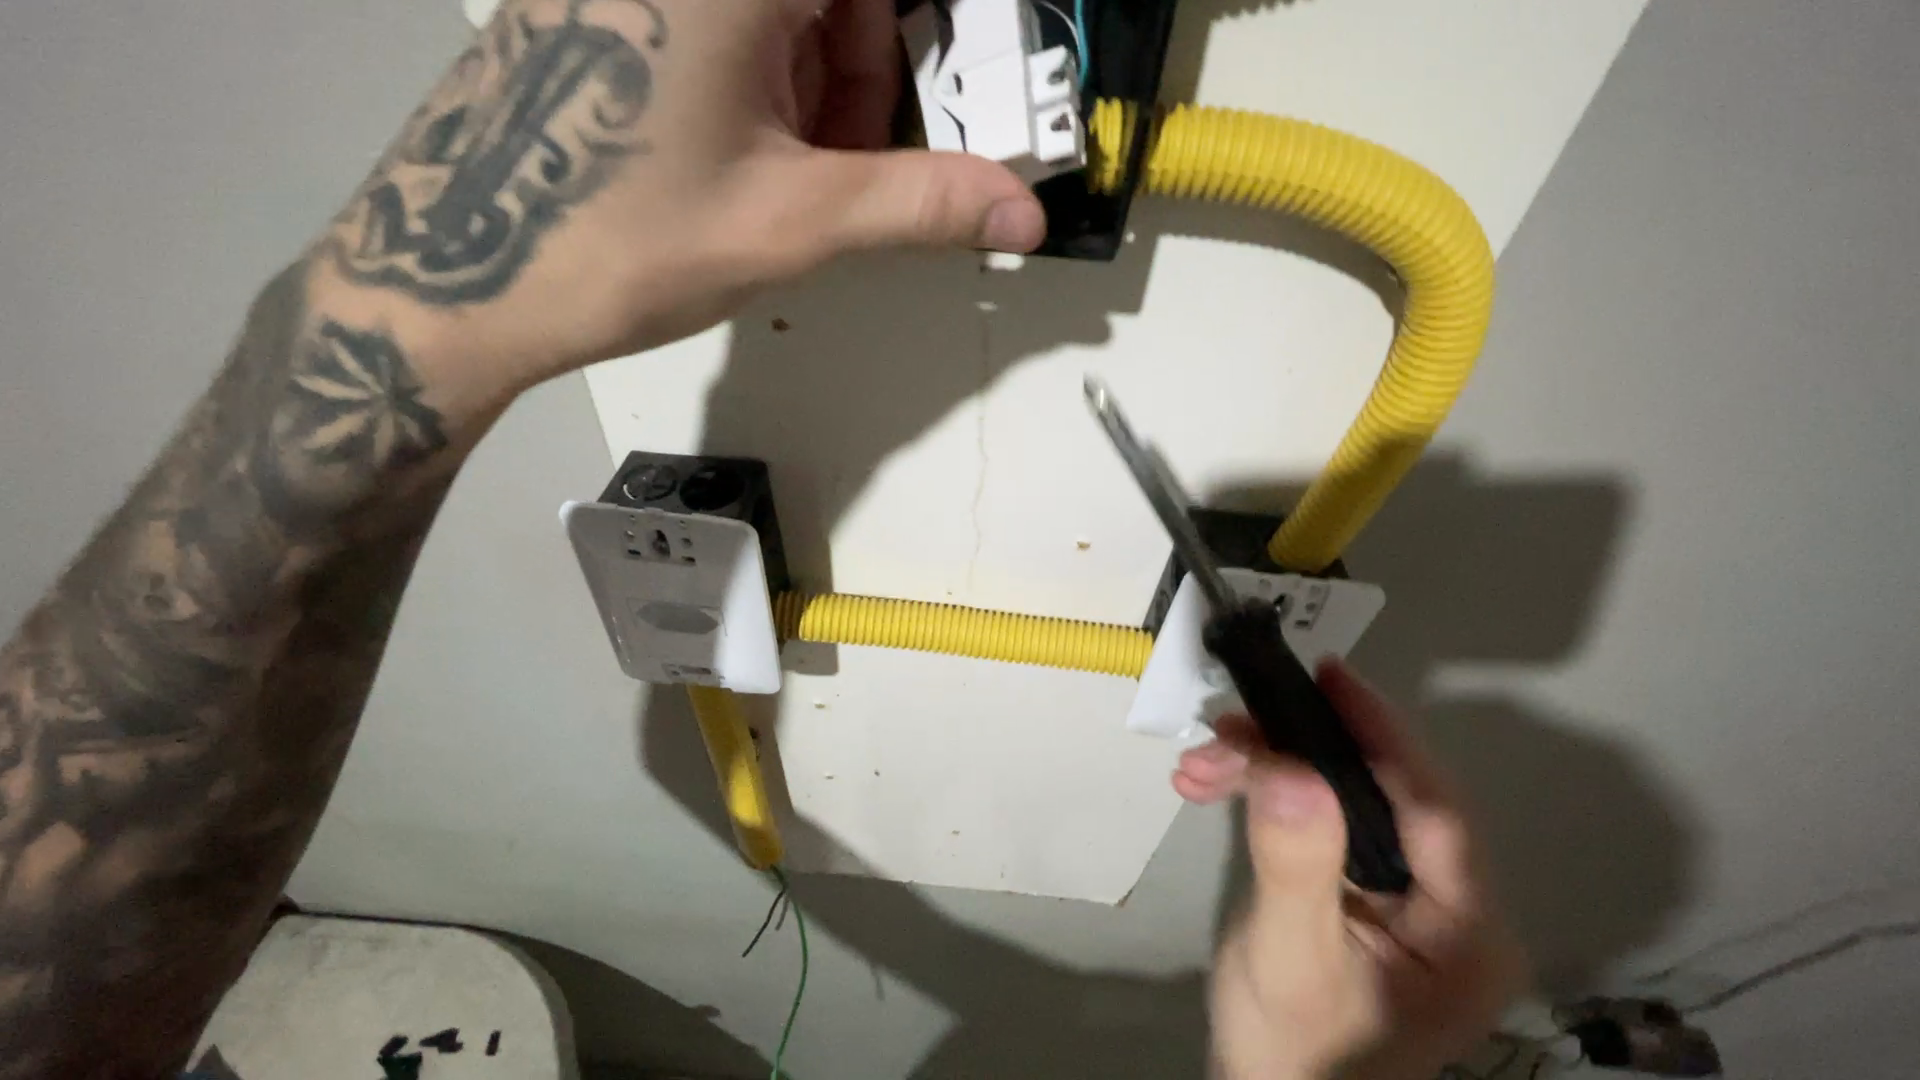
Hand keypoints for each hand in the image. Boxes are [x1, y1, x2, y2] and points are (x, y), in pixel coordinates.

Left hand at [325, 0, 1045, 393]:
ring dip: (820, 81)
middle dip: (869, 65)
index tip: (954, 85)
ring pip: (783, 7)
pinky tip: (749, 151)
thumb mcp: (794, 224)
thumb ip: (923, 203)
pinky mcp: (606, 6)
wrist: (457, 277)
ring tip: (796, 176)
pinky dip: (766, 75)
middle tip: (861, 161)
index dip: (924, 35)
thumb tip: (1028, 216)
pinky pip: (725, 19)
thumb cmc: (626, 243)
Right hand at [1175, 661, 1526, 1079]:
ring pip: (1342, 796)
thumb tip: (1289, 766)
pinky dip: (1262, 795)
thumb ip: (1295, 866)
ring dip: (1267, 769)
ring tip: (1199, 764)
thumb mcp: (1289, 958)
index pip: (1433, 808)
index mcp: (1465, 929)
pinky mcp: (1359, 887)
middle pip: (1382, 792)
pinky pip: (1317, 817)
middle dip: (1298, 752)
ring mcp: (1403, 894)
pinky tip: (1209, 785)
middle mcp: (1447, 902)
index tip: (1328, 676)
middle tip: (1229, 725)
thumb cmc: (1292, 1050)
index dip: (1383, 733)